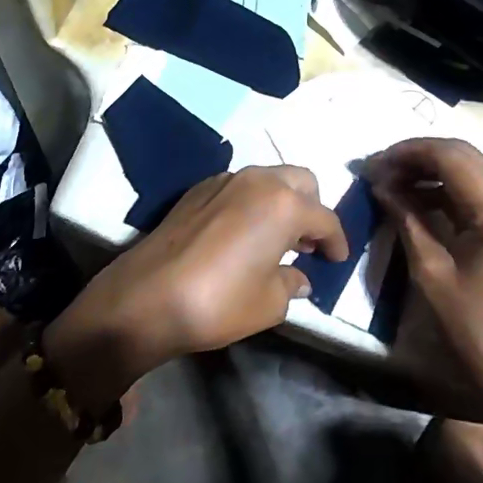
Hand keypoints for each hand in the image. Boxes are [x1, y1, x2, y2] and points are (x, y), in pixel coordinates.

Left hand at [42, 166, 348, 410]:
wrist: (145, 298)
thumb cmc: (217, 302)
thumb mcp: (267, 304)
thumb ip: (291, 284)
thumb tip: (299, 277)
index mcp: (285, 205)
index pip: (325, 218)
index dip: (336, 241)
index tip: (337, 259)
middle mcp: (260, 181)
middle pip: (302, 182)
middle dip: (312, 208)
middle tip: (308, 242)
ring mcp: (226, 180)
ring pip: (270, 178)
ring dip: (283, 201)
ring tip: (278, 236)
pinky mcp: (199, 189)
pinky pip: (240, 186)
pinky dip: (253, 202)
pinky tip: (243, 232)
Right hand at [367, 138, 482, 424]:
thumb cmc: (474, 328)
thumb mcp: (431, 271)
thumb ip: (407, 218)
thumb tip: (380, 183)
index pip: (454, 158)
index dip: (410, 153)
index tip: (374, 163)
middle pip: (466, 157)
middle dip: (420, 157)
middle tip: (380, 169)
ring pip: (474, 170)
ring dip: (433, 170)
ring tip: (393, 181)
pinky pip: (482, 190)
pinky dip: (450, 188)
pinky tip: (419, 197)